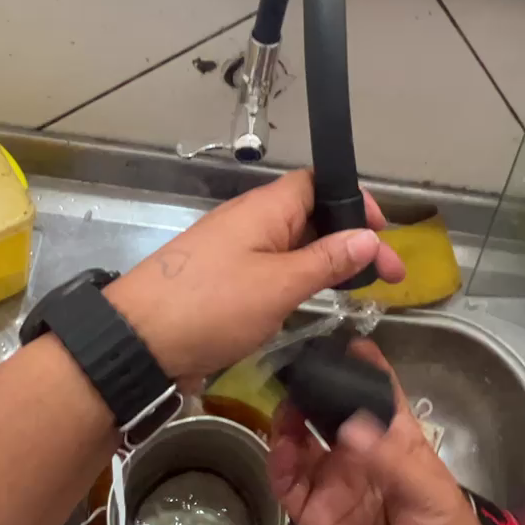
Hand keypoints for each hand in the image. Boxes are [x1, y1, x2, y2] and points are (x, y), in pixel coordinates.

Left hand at [105, 169, 405, 379]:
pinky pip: (272, 268)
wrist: (138, 340)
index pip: (319, 184)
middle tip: (386, 276)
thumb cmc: (212, 305)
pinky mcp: (225, 278)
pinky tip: (313, 302)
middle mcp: (251, 220)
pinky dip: (299, 279)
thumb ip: (326, 261)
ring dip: (326, 262)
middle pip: (311, 215)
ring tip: (359, 290)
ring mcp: (236, 249)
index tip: (383, 234)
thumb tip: (369, 237)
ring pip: (293, 245)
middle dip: (350, 239)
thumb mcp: (279, 285)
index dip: (355, 202)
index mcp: (265, 208)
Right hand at [267, 342, 524, 524]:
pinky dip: (278, 460)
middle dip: (316, 386)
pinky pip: (288, 481)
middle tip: (297, 364)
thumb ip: (389, 458)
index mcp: (399, 442)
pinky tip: (281, 446)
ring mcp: (335, 483)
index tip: (344, 339)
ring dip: (291, 418)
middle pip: (332, 409)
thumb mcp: (432, 495)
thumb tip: (346, 426)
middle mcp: (362, 455)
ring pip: (303, 439)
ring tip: (287, 404)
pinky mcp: (313, 515)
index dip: (362, 366)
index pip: (378, 393)